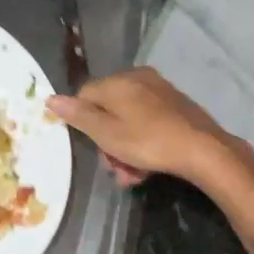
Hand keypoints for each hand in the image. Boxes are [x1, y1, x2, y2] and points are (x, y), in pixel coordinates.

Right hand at [47, 68, 241, 186]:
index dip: (83, 122)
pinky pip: (147, 121)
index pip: (84, 95)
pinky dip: (142, 142)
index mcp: (117, 82)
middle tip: (113, 167)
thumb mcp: (107, 134)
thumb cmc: (148, 142)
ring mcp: (159, 90)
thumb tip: (50, 98)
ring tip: (130, 174)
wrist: (203, 150)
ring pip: (127, 119)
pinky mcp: (175, 105)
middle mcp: (137, 78)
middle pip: (107, 109)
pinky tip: (146, 167)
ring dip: (123, 148)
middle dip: (106, 141)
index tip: (92, 146)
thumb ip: (78, 116)